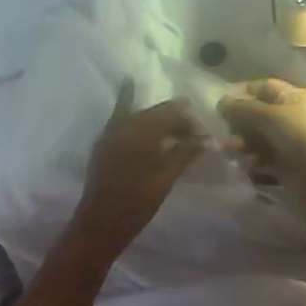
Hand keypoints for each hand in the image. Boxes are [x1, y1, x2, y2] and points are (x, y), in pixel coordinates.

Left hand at [72, 83, 204, 252]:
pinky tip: (128, 82)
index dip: (191, 123)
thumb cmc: (136, 204)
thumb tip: (203, 139)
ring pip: (140, 115)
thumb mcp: (165, 179)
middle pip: (157, 113)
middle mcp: (126, 124)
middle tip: (194, 133)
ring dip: (158, 117)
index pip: (173, 115)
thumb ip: (183, 154)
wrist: (100, 223)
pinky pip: (118, 115)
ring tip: (176, 124)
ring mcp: (111, 131)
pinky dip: (125, 99)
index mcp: (143, 132)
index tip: (205, 136)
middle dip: (177, 120)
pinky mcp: (104, 141)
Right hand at [217, 79, 305, 205]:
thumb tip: (220, 101)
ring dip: (240, 142)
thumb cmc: (303, 137)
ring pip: (254, 137)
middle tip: (220, 129)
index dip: (243, 91)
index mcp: (292, 98)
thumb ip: (243, 108)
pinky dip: (251, 159)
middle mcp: (288, 117)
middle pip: (255, 114)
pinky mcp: (283, 164)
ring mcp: (286, 141)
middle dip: (236, 121)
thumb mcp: (271, 116)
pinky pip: (260, 157)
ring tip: (229, 149)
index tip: (221, 101)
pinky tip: (248, 165)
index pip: (263, 87)